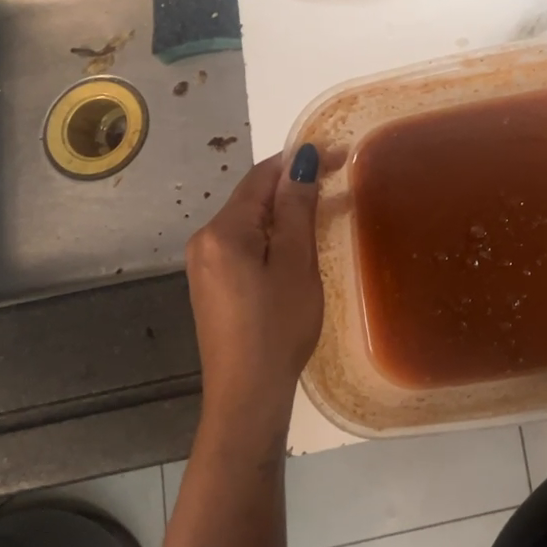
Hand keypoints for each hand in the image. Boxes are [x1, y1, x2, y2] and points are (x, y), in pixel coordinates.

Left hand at [184, 144, 323, 430]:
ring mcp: (205, 264)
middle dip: (295, 184)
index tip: (340, 155)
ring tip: (329, 208)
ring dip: (287, 210)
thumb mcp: (295, 263)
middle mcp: (205, 240)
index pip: (262, 176)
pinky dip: (274, 234)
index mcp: (223, 231)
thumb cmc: (278, 325)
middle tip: (341, 180)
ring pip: (251, 221)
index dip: (299, 160)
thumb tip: (301, 160)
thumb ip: (296, 209)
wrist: (247, 391)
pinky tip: (299, 243)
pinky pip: (245, 242)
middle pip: (254, 197)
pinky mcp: (213, 283)